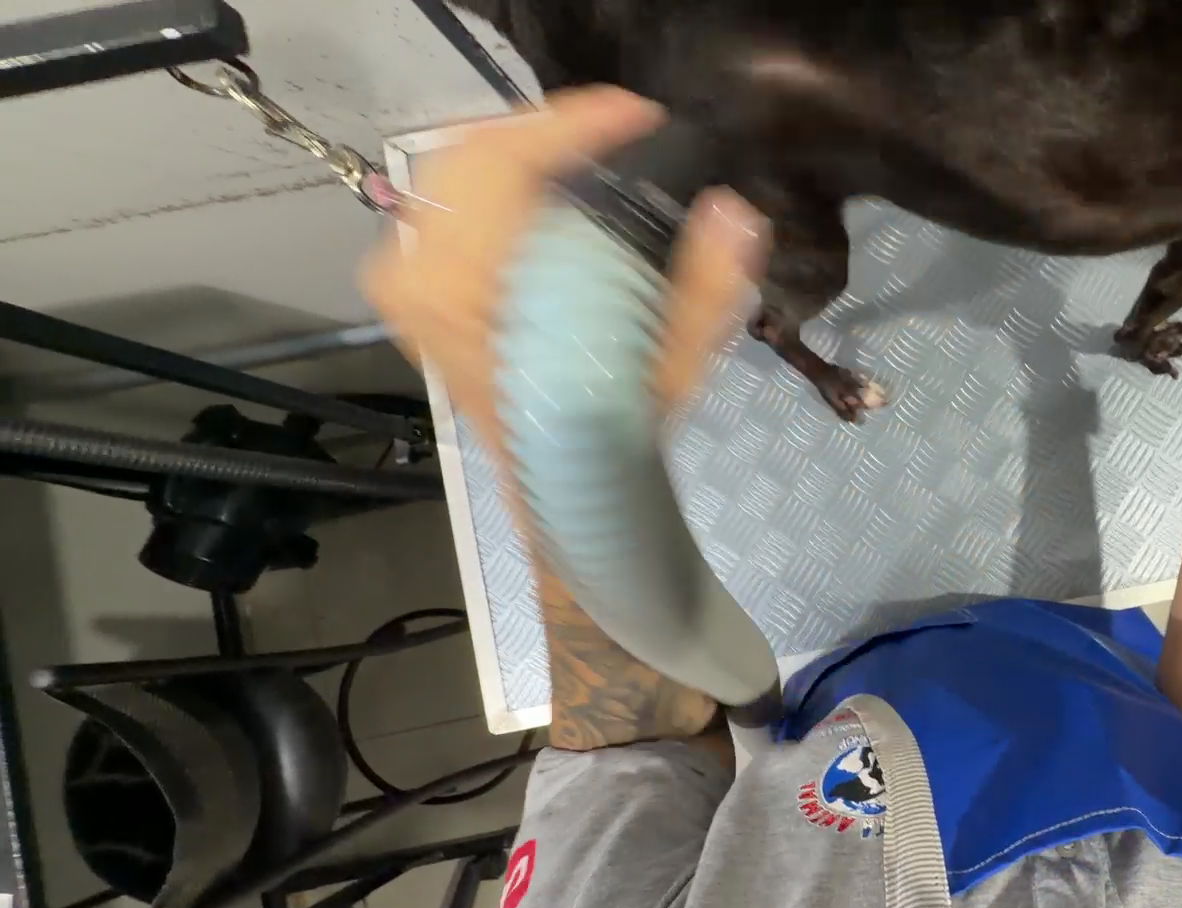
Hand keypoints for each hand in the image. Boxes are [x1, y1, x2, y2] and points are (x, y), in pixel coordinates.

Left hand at [360, 86, 766, 449]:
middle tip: (618, 135)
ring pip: (457, 173)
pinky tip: (551, 196)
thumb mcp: (669, 369)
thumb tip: (736, 213)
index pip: (507, 166)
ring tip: (592, 160)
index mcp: (473, 291)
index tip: (636, 115)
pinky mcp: (411, 288)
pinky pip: (450, 204)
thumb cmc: (612, 433)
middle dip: (549, 135)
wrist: (562, 479)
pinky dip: (504, 188)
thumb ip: (705, 291)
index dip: (575, 127)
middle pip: (474, 155)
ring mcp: (404, 280)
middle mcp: (419, 274)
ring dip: (527, 158)